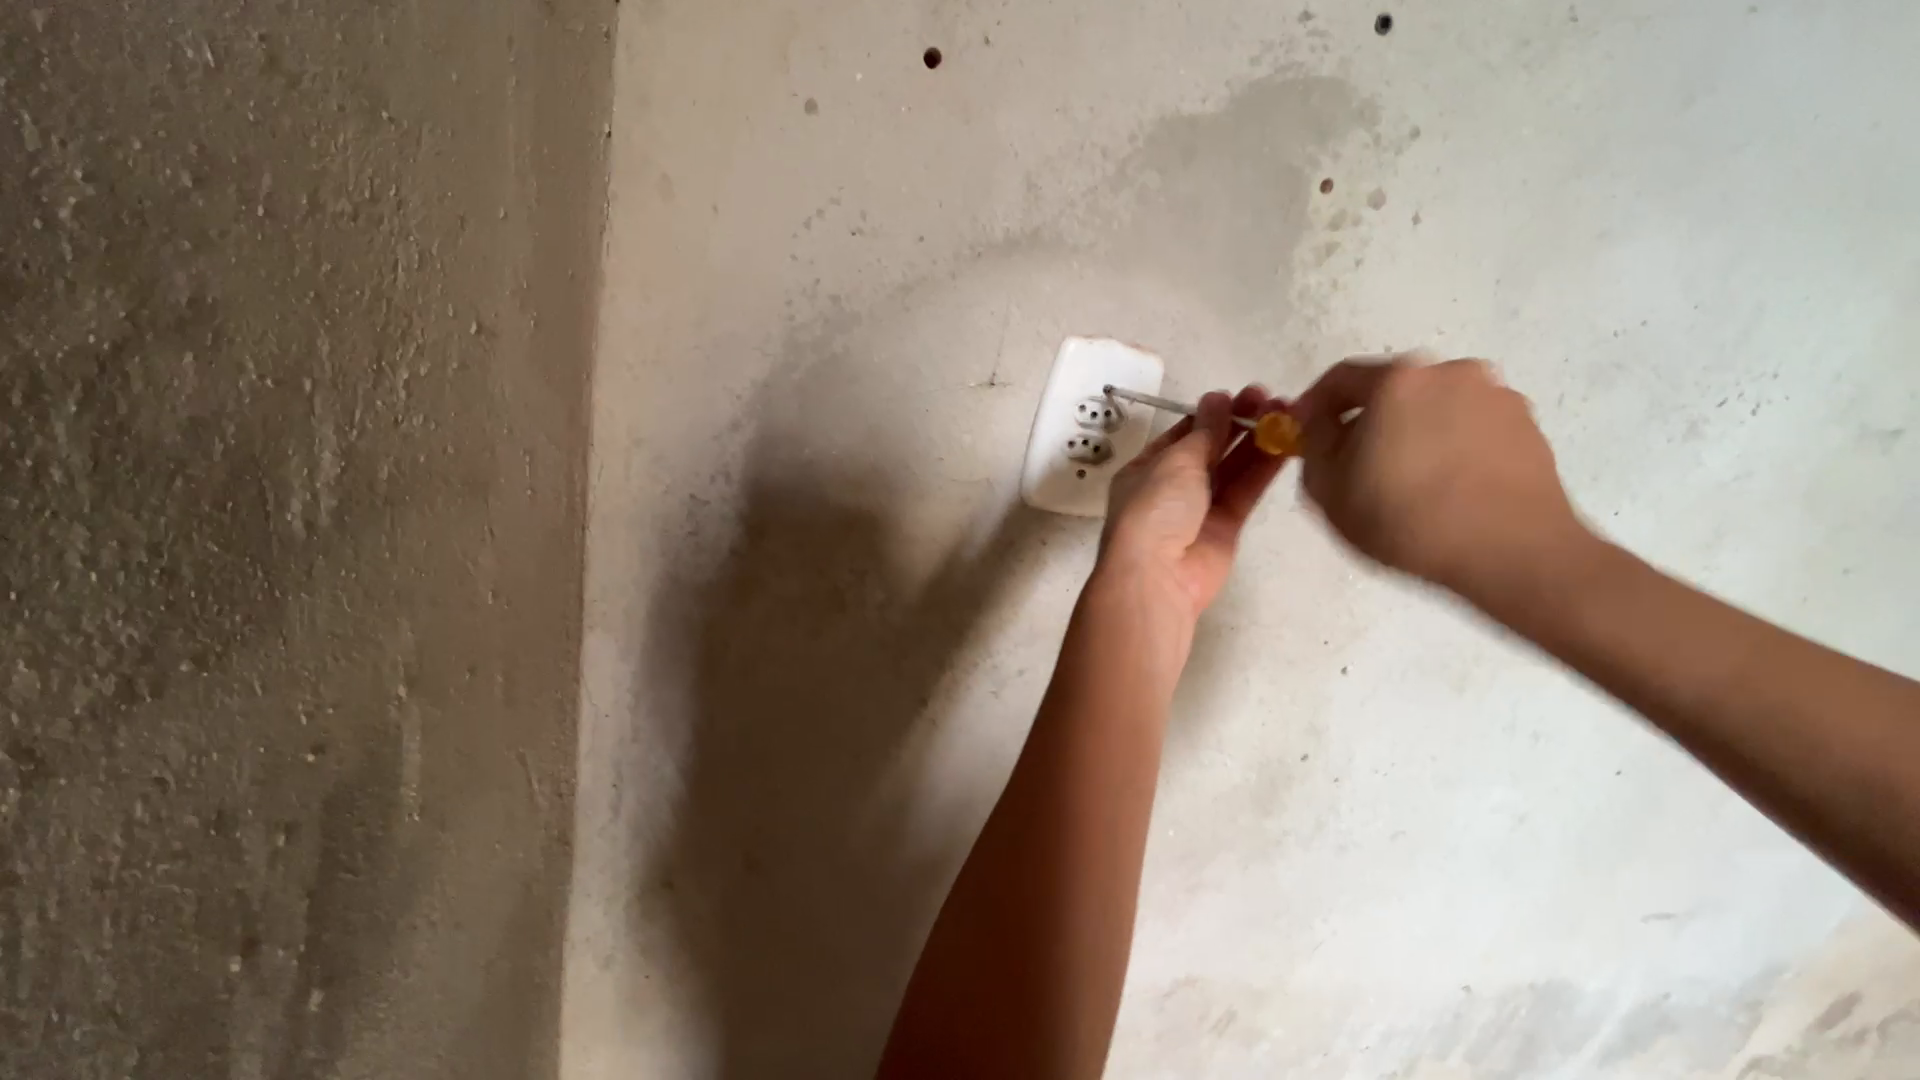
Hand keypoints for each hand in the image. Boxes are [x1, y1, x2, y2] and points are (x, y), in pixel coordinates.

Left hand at [1096, 385, 1289, 621]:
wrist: (1157, 576)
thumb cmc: (1154, 510)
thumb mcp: (1175, 462)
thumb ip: (1204, 432)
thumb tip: (1216, 399)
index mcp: (1145, 468)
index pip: (1182, 434)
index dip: (1212, 414)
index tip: (1241, 396)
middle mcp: (1171, 487)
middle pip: (1210, 449)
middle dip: (1239, 423)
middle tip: (1273, 399)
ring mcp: (1199, 509)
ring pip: (1232, 469)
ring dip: (1258, 441)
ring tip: (1289, 413)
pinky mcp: (1225, 528)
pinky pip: (1246, 491)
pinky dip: (1264, 468)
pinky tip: (1288, 443)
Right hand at [1292, 353, 1588, 600]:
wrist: (1511, 553)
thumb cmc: (1404, 519)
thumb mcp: (1327, 488)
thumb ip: (1314, 443)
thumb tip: (1322, 425)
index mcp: (1396, 379)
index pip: (1339, 378)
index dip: (1313, 406)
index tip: (1304, 434)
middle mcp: (1450, 372)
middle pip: (1391, 391)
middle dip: (1367, 421)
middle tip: (1354, 464)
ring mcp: (1496, 396)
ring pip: (1434, 409)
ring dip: (1412, 434)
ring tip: (1405, 482)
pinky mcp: (1528, 427)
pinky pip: (1470, 429)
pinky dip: (1450, 448)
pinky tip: (1445, 490)